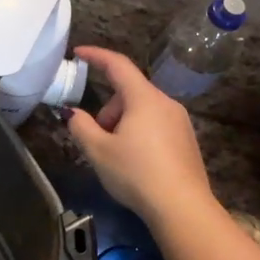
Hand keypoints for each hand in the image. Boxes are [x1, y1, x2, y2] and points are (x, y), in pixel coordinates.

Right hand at [66, 46, 212, 222]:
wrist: (181, 206)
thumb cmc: (136, 173)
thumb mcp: (98, 151)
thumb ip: (80, 126)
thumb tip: (73, 113)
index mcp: (143, 99)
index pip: (118, 65)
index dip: (96, 56)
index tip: (78, 53)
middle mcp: (165, 103)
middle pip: (129, 93)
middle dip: (107, 110)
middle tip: (96, 139)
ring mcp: (180, 121)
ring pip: (142, 111)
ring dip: (122, 124)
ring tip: (115, 156)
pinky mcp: (186, 140)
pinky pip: (156, 125)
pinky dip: (139, 134)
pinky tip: (135, 163)